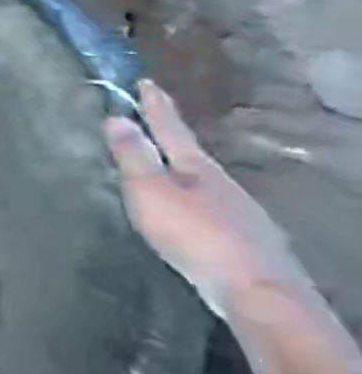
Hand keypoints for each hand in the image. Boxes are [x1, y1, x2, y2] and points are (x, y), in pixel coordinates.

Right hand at [103, 80, 308, 313]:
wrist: (257, 291)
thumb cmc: (195, 233)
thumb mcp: (150, 191)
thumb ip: (133, 156)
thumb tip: (117, 118)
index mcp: (197, 168)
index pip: (170, 129)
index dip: (155, 106)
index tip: (147, 82)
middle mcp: (221, 184)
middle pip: (187, 154)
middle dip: (166, 138)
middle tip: (145, 122)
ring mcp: (236, 211)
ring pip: (199, 181)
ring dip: (177, 170)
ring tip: (156, 167)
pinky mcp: (240, 236)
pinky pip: (206, 205)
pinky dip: (188, 197)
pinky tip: (183, 211)